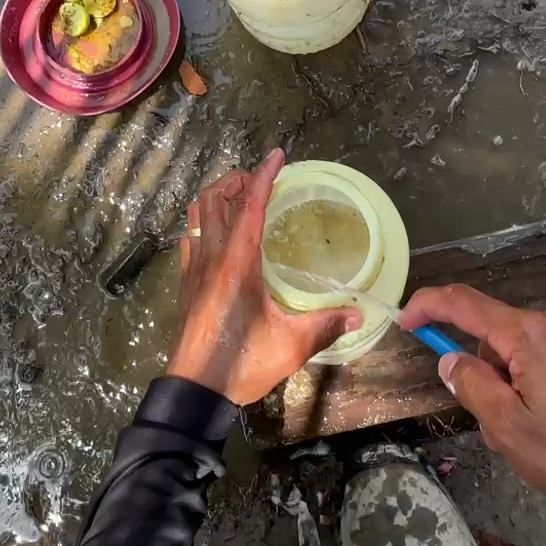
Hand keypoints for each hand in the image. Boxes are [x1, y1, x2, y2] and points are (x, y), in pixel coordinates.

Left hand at [163, 149, 360, 405]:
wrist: (193, 390)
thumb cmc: (241, 363)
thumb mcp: (290, 346)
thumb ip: (325, 325)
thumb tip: (358, 314)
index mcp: (237, 261)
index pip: (251, 205)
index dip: (265, 175)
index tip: (277, 154)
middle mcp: (212, 254)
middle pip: (215, 197)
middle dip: (237, 179)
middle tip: (260, 181)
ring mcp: (194, 266)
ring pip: (198, 212)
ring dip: (218, 196)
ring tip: (241, 198)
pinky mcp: (186, 280)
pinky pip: (191, 235)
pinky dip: (205, 220)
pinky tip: (220, 232)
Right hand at [397, 286, 545, 545]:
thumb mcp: (511, 431)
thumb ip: (471, 386)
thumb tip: (451, 359)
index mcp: (531, 333)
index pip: (463, 303)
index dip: (427, 306)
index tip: (405, 319)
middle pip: (493, 332)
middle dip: (483, 370)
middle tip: (497, 422)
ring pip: (520, 348)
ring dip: (511, 381)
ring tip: (535, 431)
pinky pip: (545, 354)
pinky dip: (535, 381)